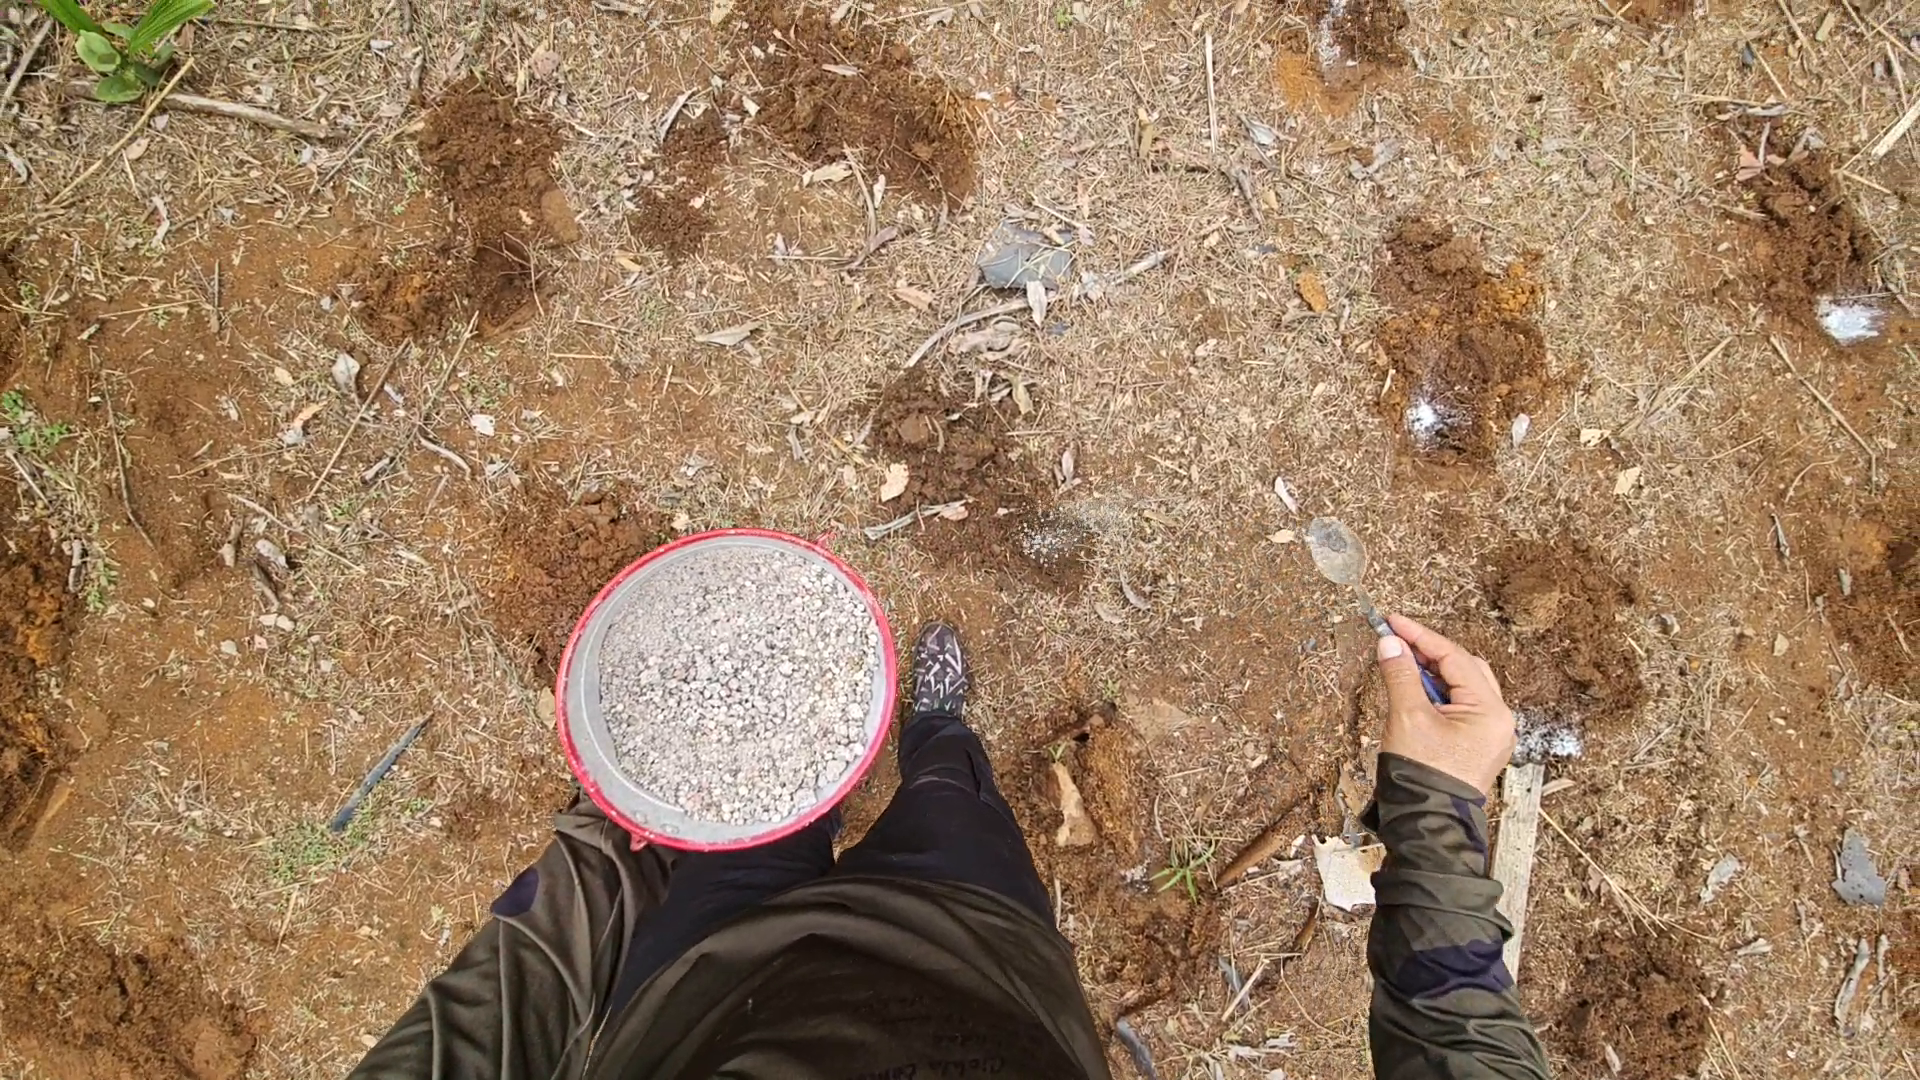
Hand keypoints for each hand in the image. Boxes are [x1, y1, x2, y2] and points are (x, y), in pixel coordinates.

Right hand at [1375, 613, 1514, 794]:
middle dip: (1428, 650)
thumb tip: (1390, 643)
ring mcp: (1488, 733)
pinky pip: (1458, 704)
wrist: (1427, 818)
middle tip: (1395, 638)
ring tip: (1399, 660)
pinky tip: (1412, 687)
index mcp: (1489, 710)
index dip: (1420, 636)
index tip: (1392, 621)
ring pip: (1461, 686)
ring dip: (1430, 669)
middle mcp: (1497, 719)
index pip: (1454, 657)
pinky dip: (1434, 690)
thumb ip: (1400, 675)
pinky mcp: (1473, 743)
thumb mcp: (1407, 716)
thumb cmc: (1422, 771)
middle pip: (1464, 668)